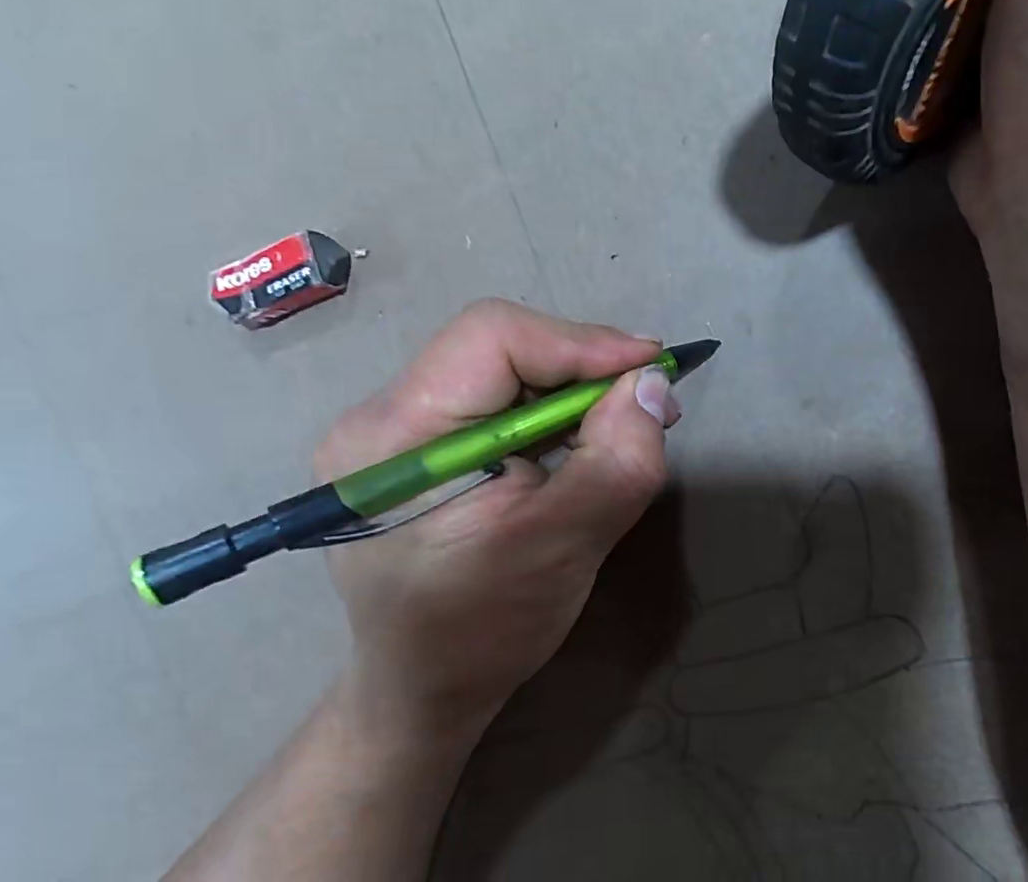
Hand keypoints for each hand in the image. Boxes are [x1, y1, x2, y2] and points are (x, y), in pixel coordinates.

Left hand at [313, 300, 679, 736]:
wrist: (421, 689)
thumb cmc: (480, 634)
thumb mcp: (560, 550)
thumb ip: (614, 463)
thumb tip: (651, 382)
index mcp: (392, 437)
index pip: (489, 339)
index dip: (576, 342)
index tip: (650, 365)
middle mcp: (376, 415)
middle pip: (493, 347)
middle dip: (578, 365)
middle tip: (647, 395)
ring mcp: (390, 427)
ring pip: (496, 368)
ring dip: (566, 387)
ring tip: (622, 419)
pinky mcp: (414, 442)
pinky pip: (489, 397)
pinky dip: (544, 408)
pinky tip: (578, 435)